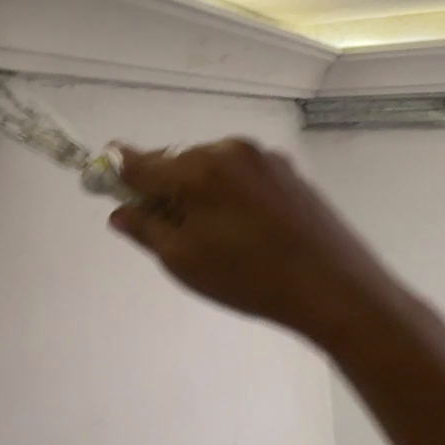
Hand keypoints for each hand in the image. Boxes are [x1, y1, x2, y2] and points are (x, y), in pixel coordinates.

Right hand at [107, 139, 404, 339]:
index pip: (136, 161)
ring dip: (195, 189)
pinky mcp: (288, 171)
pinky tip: (242, 228)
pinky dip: (226, 191)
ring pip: (205, 165)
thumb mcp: (182, 260)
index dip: (113, 173)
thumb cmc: (250, 279)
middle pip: (171, 160)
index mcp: (195, 169)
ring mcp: (262, 158)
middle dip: (160, 187)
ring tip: (212, 233)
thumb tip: (118, 211)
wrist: (343, 294)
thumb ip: (142, 228)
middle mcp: (226, 150)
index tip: (101, 184)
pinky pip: (237, 172)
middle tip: (165, 227)